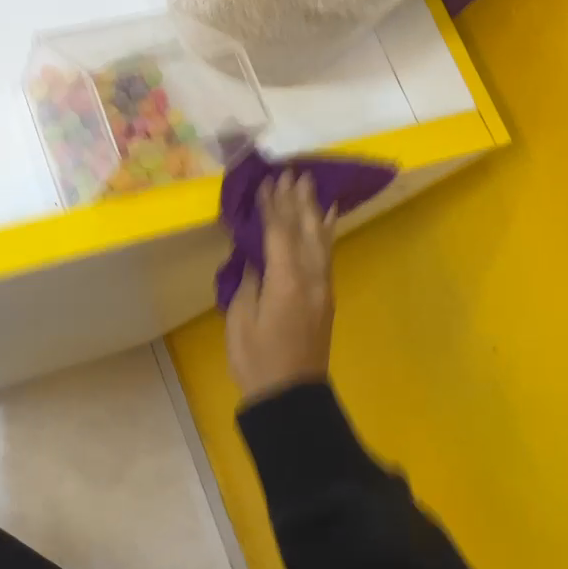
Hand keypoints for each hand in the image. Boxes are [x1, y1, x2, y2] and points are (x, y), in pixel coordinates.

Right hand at [226, 171, 336, 404]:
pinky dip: (326, 233)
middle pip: (304, 231)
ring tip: (311, 187)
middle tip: (293, 173)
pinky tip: (327, 221)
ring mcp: (322, 288)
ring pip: (320, 240)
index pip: (279, 234)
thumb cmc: (256, 360)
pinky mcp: (324, 298)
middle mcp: (310, 278)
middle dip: (297, 202)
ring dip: (314, 212)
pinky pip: (326, 255)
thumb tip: (255, 257)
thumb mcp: (240, 319)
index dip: (272, 207)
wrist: (290, 396)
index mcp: (286, 282)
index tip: (266, 183)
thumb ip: (249, 282)